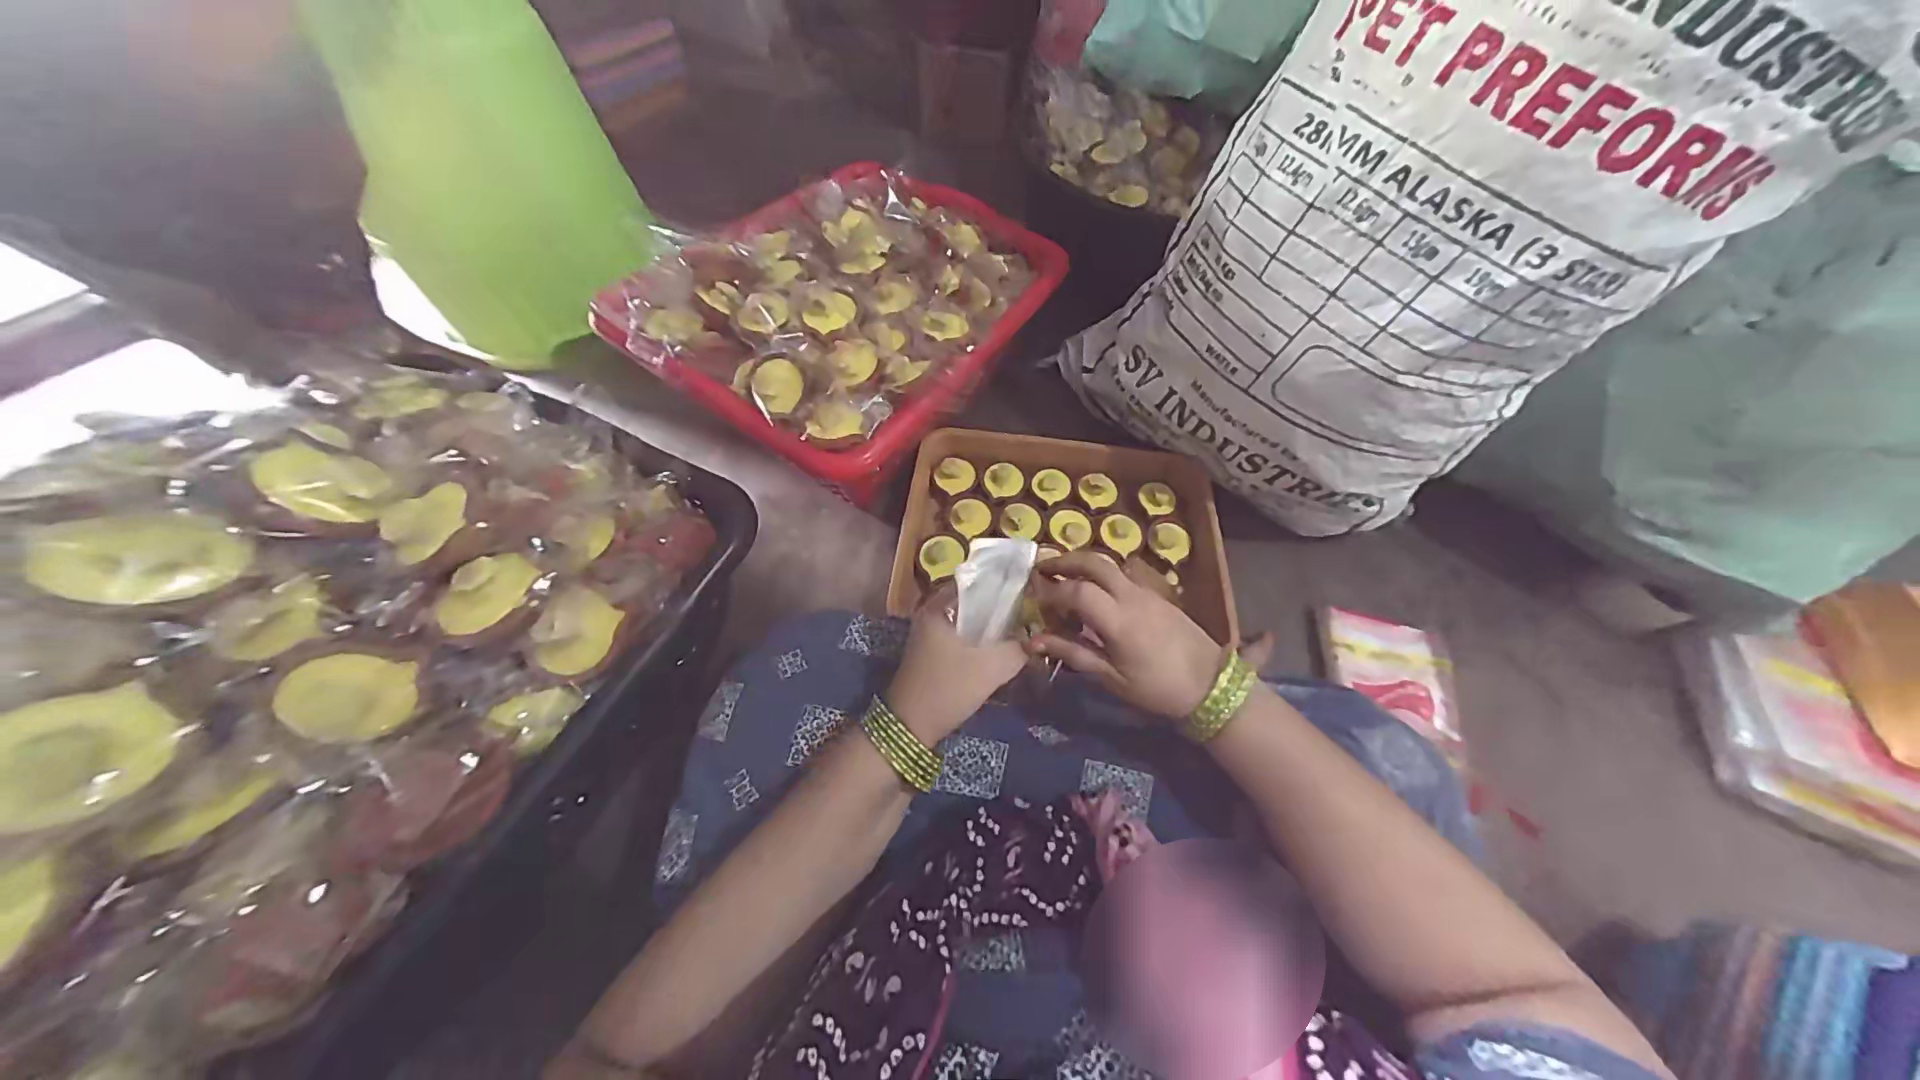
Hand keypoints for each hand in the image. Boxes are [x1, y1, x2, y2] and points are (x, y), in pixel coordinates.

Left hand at [884, 583, 1026, 741]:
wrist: (911, 726)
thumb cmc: (947, 687)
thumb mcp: (990, 668)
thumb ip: (1017, 649)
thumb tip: (1035, 640)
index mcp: (938, 606)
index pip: (975, 579)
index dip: (1003, 582)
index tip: (1028, 588)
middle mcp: (931, 613)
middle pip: (973, 601)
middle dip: (1000, 606)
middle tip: (1031, 610)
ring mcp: (931, 634)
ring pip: (969, 621)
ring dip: (992, 626)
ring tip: (1022, 628)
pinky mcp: (934, 653)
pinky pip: (964, 636)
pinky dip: (981, 640)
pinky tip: (1002, 648)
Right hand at [1028, 553, 1234, 719]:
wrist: (1211, 686)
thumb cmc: (1157, 688)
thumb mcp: (1111, 677)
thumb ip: (1072, 653)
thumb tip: (1033, 641)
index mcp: (1118, 619)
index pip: (1076, 591)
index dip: (1051, 593)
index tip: (1035, 601)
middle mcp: (1131, 596)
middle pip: (1093, 562)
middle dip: (1064, 561)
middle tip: (1042, 569)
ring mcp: (1147, 592)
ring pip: (1110, 564)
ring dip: (1083, 565)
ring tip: (1064, 578)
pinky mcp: (1158, 594)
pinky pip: (1124, 575)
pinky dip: (1101, 575)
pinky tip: (1094, 594)